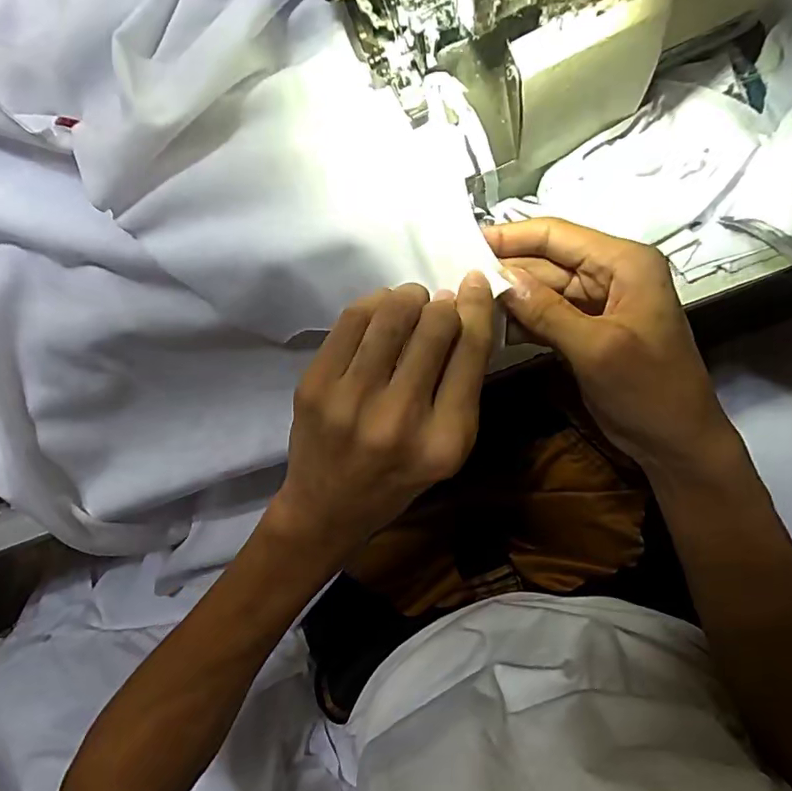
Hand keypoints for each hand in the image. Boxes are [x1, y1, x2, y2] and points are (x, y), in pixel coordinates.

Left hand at [268, 273, 495, 559]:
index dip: (476, 307)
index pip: (471, 351)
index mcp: (445, 440)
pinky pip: (352, 319)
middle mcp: (399, 419)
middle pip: (435, 325)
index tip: (474, 283)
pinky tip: (380, 311)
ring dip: (409, 297)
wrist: (328, 507)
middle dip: (443, 306)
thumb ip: (462, 386)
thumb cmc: (398, 479)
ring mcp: (351, 401)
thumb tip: (464, 308)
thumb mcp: (448, 447)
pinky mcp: (314, 386)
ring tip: (411, 303)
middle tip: (438, 306)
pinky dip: (374, 304)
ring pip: (392, 313)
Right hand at [486, 217, 733, 473]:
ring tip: (466, 300)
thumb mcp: (596, 348)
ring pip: (544, 289)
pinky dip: (524, 320)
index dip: (511, 236)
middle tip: (455, 277)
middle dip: (505, 267)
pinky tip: (493, 326)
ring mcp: (601, 305)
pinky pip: (550, 315)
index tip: (463, 242)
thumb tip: (499, 279)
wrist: (678, 443)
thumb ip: (547, 310)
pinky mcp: (590, 332)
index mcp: (625, 263)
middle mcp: (613, 275)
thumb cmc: (649, 391)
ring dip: (510, 296)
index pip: (558, 235)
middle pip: (548, 259)